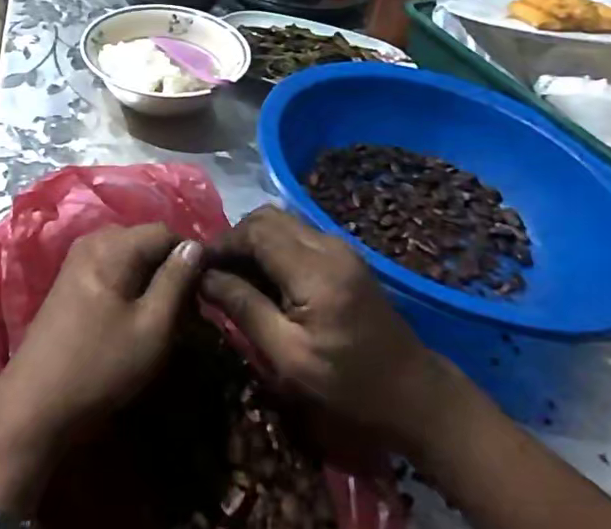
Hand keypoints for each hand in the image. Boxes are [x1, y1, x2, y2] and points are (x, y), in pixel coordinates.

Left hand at [0, 224, 203, 514]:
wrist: (35, 403)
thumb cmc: (100, 365)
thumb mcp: (152, 327)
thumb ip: (176, 281)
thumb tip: (195, 246)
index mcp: (112, 245)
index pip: (165, 231)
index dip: (191, 256)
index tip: (207, 291)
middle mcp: (93, 240)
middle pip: (146, 240)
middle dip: (171, 268)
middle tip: (188, 309)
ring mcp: (77, 258)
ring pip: (130, 254)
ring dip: (152, 278)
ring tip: (165, 316)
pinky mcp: (70, 279)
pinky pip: (112, 266)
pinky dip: (131, 283)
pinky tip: (136, 315)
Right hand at [201, 207, 466, 455]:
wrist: (414, 393)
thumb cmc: (348, 384)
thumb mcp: (288, 356)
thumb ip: (244, 309)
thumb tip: (203, 276)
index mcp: (315, 270)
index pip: (256, 231)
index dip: (222, 242)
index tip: (197, 265)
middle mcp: (329, 246)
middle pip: (268, 217)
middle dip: (236, 237)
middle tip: (214, 270)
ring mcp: (340, 247)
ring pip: (283, 222)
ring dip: (253, 239)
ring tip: (234, 274)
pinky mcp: (344, 256)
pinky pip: (298, 235)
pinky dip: (273, 246)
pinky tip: (263, 277)